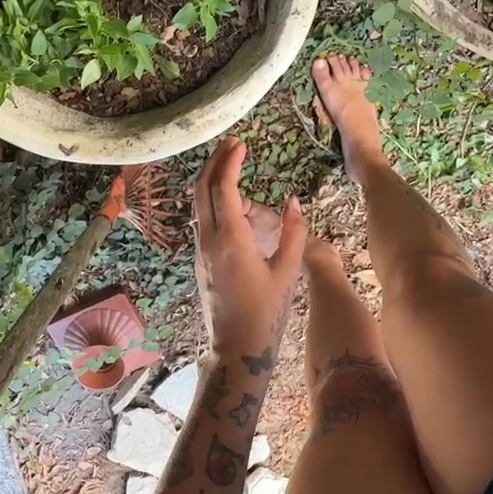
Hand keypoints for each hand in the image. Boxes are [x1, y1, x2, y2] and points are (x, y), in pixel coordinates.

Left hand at [191, 136, 305, 359]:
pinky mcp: (200, 260)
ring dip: (210, 179)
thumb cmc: (266, 314)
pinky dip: (210, 198)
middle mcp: (209, 240)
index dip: (230, 162)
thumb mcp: (287, 272)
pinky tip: (228, 199)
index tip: (241, 144)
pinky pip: (201, 219)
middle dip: (214, 162)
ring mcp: (201, 250)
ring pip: (198, 203)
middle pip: (202, 189)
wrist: (236, 350)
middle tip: (231, 144)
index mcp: (231, 239)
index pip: (224, 188)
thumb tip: (294, 200)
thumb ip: (293, 233)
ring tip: (229, 163)